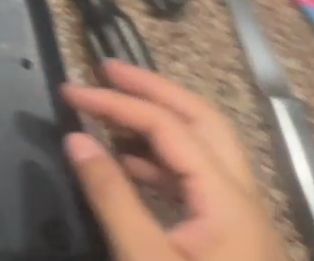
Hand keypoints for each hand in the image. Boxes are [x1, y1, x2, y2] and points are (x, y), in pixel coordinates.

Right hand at [62, 60, 285, 260]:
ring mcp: (243, 223)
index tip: (69, 92)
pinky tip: (131, 165)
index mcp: (228, 201)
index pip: (167, 126)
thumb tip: (77, 136)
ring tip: (110, 111)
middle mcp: (244, 201)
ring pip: (207, 147)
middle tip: (105, 70)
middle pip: (204, 120)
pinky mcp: (234, 243)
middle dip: (153, 89)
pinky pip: (200, 178)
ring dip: (160, 119)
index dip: (116, 102)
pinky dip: (163, 156)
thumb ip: (111, 195)